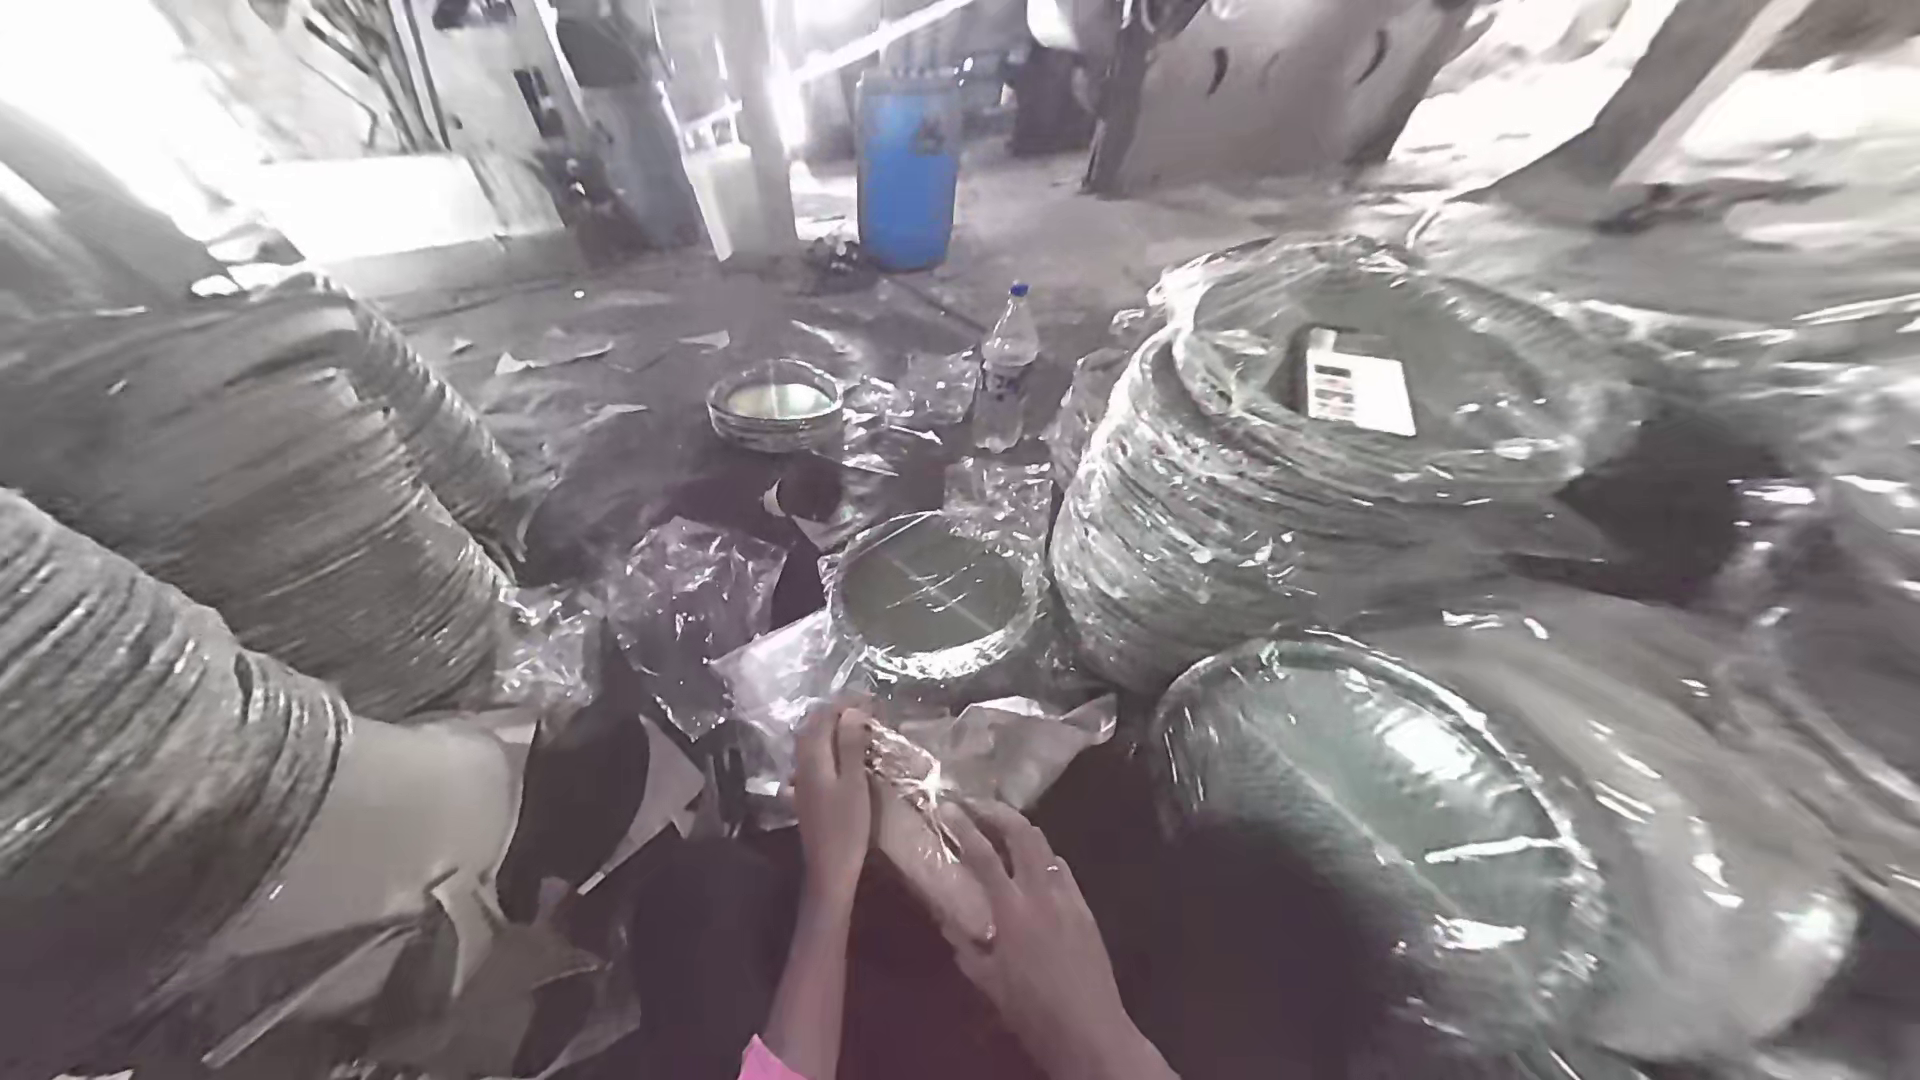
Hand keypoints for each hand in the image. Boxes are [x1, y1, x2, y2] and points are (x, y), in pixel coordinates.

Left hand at [794, 705, 873, 900]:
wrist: (829, 871)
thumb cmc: (847, 827)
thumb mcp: (854, 782)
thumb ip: (850, 745)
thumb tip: (852, 711)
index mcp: (812, 758)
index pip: (823, 717)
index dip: (845, 703)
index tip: (870, 699)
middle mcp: (801, 764)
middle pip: (813, 726)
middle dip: (837, 711)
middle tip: (866, 709)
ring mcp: (801, 779)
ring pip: (812, 740)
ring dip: (833, 727)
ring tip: (859, 724)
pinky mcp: (807, 792)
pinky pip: (815, 755)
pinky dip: (830, 744)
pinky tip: (844, 752)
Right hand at [941, 801, 1177, 1079]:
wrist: (1091, 1032)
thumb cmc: (1033, 1012)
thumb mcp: (989, 985)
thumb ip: (967, 949)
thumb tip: (950, 924)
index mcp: (1012, 911)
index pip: (984, 855)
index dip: (964, 826)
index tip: (950, 807)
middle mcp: (1040, 892)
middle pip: (1021, 832)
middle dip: (998, 811)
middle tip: (977, 804)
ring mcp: (1067, 895)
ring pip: (1044, 843)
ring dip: (1020, 828)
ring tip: (1002, 826)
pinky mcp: (1084, 905)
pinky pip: (1060, 866)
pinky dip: (1042, 855)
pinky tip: (1034, 865)